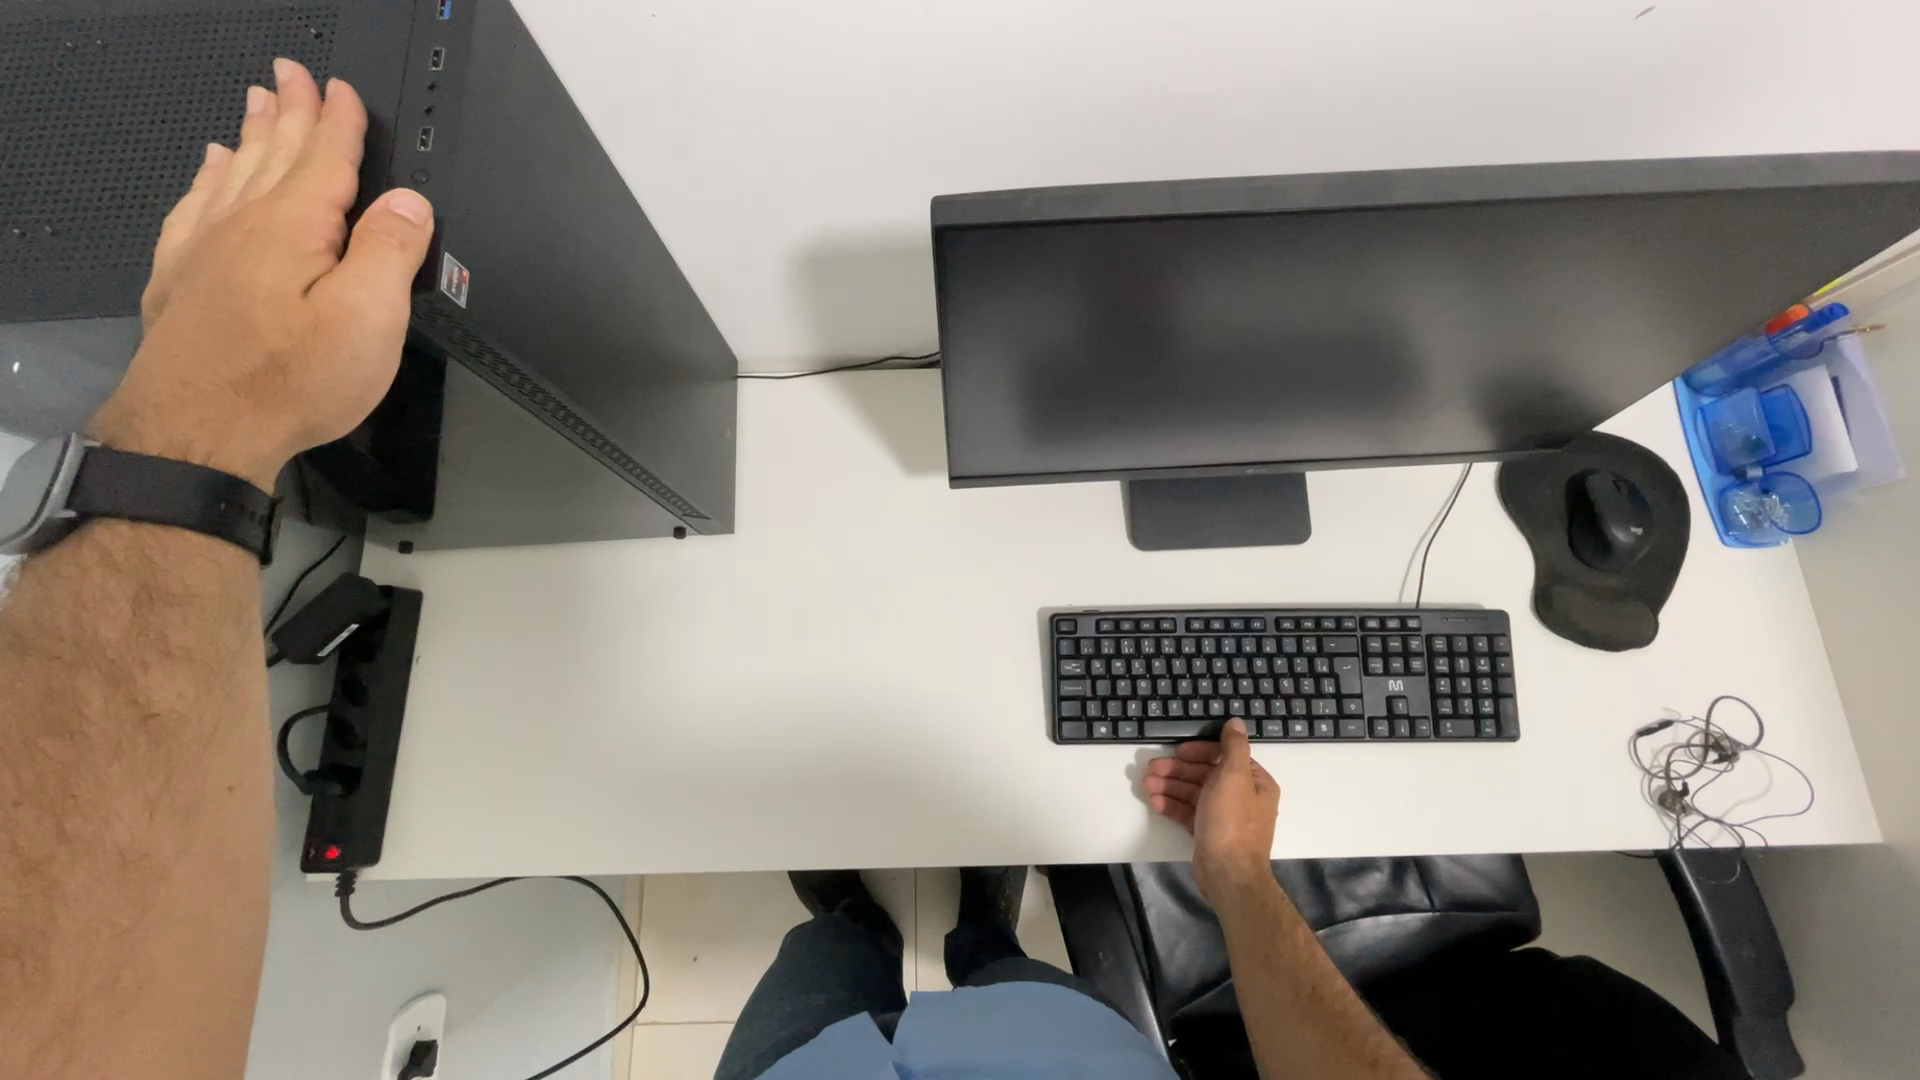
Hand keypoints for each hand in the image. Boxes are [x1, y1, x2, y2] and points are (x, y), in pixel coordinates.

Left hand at [90, 59, 434, 488]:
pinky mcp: (184, 279)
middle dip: (288, 113)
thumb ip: (391, 253)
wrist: (203, 426)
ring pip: (231, 174)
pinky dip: (208, 179)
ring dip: (250, 136)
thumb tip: (409, 202)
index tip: (340, 89)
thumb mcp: (369, 318)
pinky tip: (211, 168)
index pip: (322, 162)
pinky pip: (196, 207)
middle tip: (290, 73)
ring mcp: (204, 250)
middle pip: (272, 156)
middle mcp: (241, 226)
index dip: (337, 125)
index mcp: (292, 230)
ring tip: (257, 103)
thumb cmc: (296, 378)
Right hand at [1144, 718, 1280, 905]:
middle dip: (1177, 771)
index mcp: (1254, 782)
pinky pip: (1188, 812)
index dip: (1198, 752)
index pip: (1223, 757)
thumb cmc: (1231, 822)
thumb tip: (1236, 722)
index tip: (1176, 751)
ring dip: (1170, 787)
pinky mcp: (1208, 832)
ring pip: (1193, 793)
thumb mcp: (1233, 777)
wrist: (1228, 875)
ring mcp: (1224, 816)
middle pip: (1205, 775)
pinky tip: (1154, 802)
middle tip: (1151, 769)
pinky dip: (1172, 805)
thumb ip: (1233, 747)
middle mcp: (1242, 797)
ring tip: (1146, 786)